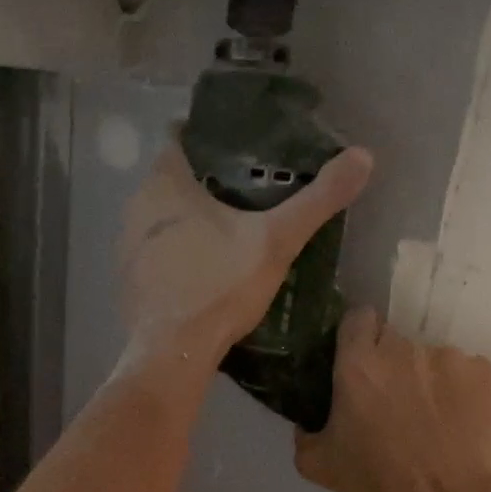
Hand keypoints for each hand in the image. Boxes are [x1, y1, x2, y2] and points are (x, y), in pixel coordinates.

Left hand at [117, 138, 372, 371]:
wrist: (172, 355)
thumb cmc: (219, 287)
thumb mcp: (276, 241)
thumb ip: (317, 200)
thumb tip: (363, 156)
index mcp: (164, 183)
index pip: (180, 137)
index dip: (210, 136)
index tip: (242, 146)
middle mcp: (136, 207)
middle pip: (174, 179)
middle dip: (206, 181)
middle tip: (248, 189)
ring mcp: (127, 247)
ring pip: (163, 219)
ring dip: (190, 220)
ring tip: (230, 229)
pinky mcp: (129, 281)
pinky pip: (156, 253)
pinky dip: (178, 253)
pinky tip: (204, 269)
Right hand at [295, 309, 490, 491]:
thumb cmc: (379, 480)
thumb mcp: (318, 466)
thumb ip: (304, 436)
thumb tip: (305, 424)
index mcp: (358, 364)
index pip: (356, 317)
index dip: (357, 335)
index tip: (357, 359)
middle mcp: (403, 349)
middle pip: (393, 340)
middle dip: (390, 363)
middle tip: (391, 400)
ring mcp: (448, 356)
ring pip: (431, 358)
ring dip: (427, 379)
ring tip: (432, 420)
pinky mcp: (483, 372)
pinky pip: (466, 373)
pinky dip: (461, 392)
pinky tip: (459, 422)